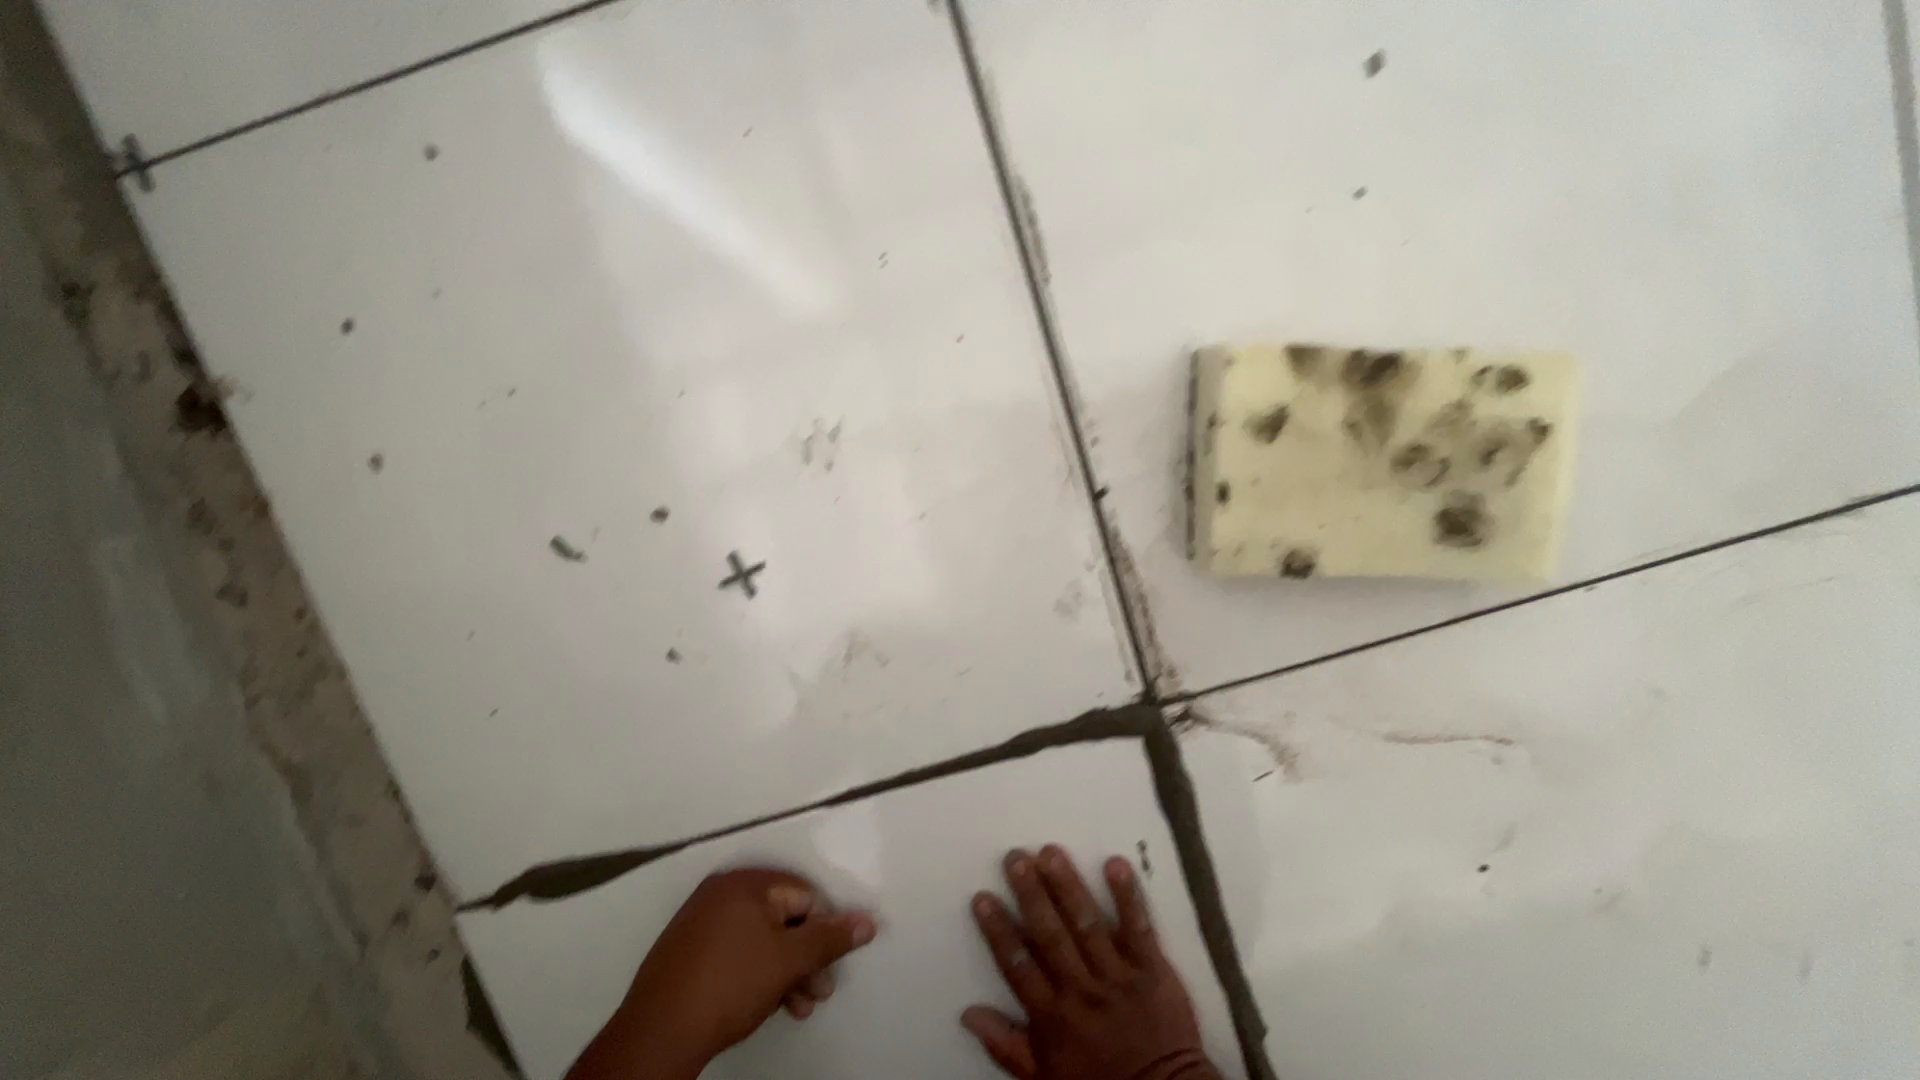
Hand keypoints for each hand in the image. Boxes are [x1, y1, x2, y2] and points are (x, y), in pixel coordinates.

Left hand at [566, 868, 877, 1079]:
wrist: (658, 1034)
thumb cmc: (729, 986)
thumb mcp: (789, 962)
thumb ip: (830, 939)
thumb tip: (867, 922)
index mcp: (745, 884)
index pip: (804, 895)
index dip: (823, 930)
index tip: (829, 965)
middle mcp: (721, 893)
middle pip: (783, 917)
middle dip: (806, 957)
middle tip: (819, 991)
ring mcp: (701, 922)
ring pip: (761, 939)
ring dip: (786, 972)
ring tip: (798, 1005)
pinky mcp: (689, 951)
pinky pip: (738, 951)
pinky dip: (758, 973)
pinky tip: (768, 1004)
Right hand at [962, 846, 1219, 1079]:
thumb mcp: (1043, 1077)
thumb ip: (1006, 1044)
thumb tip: (968, 1013)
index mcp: (1052, 1015)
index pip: (1018, 965)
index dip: (999, 931)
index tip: (983, 897)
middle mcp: (1081, 990)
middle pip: (1050, 935)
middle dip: (1031, 894)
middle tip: (1015, 858)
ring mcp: (1118, 976)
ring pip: (1087, 924)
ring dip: (1068, 886)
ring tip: (1051, 852)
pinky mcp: (1153, 970)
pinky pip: (1139, 929)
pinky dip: (1127, 896)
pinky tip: (1115, 864)